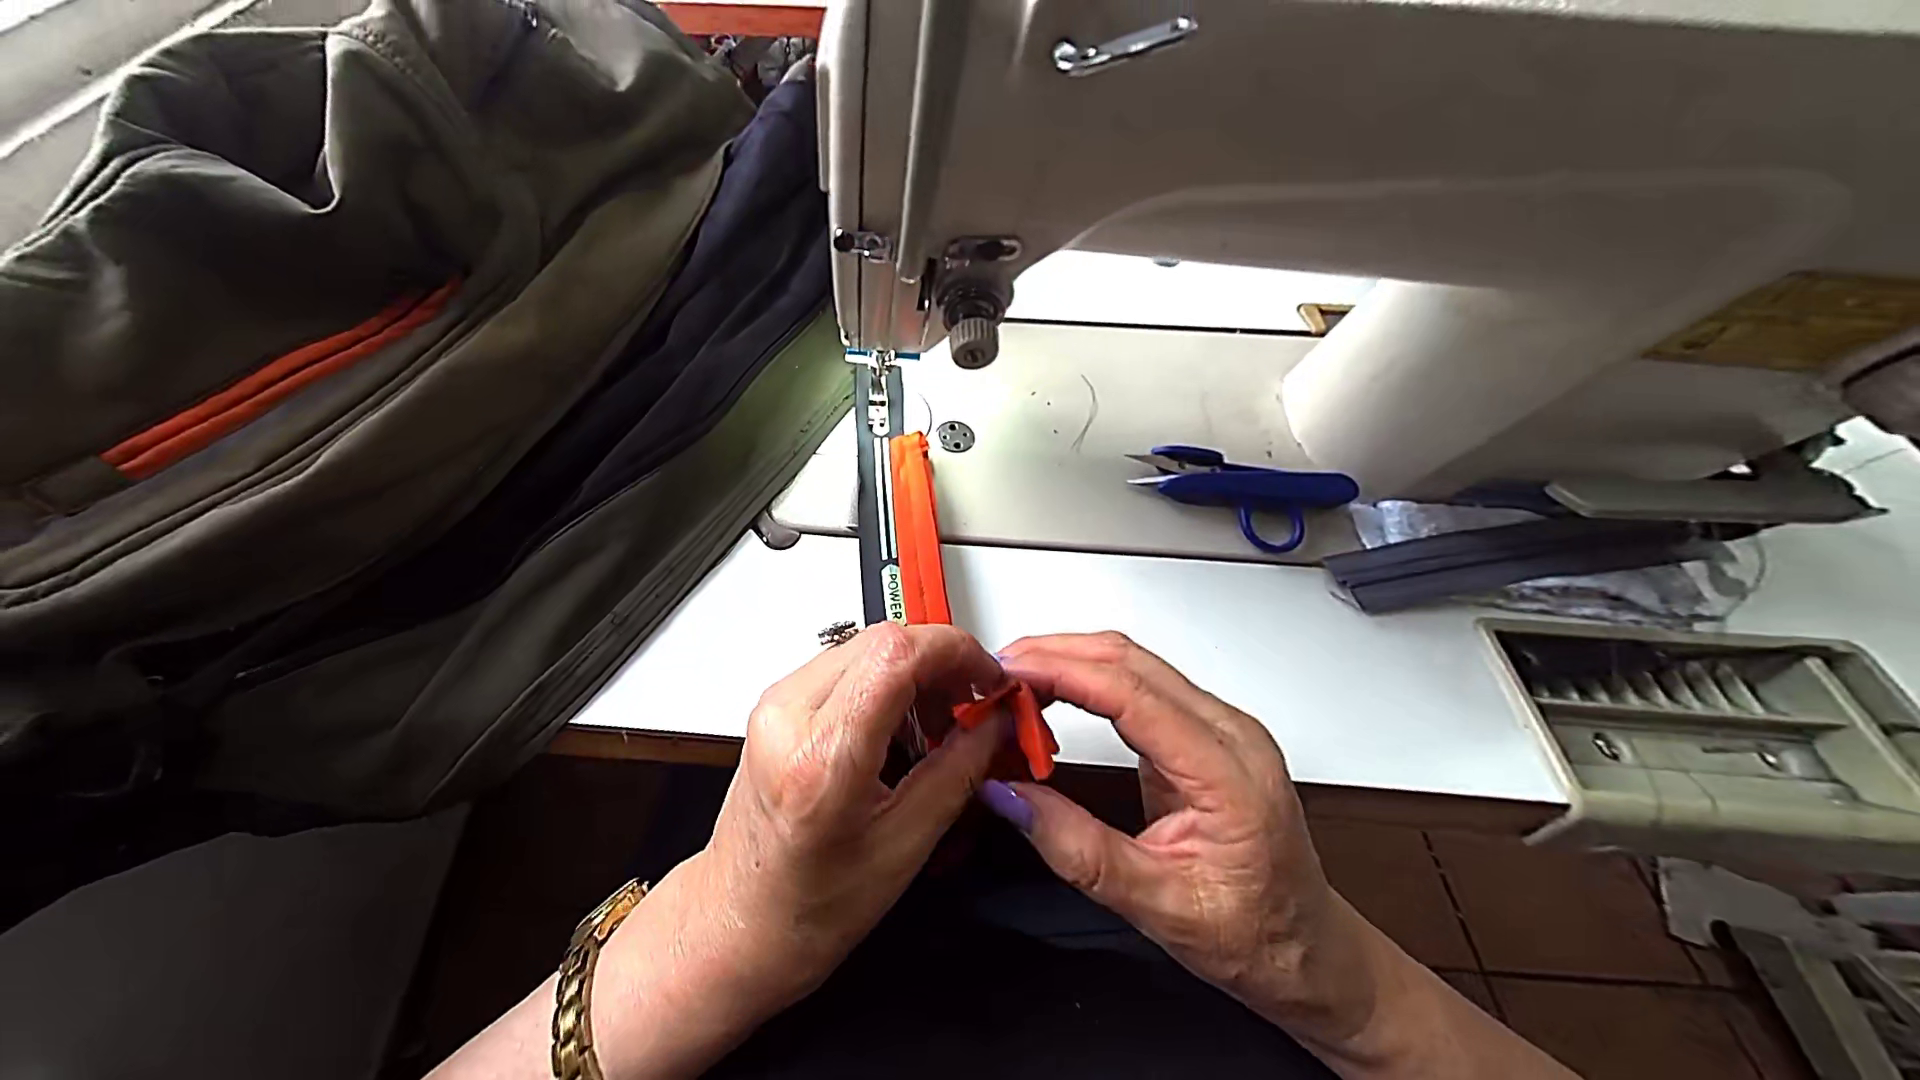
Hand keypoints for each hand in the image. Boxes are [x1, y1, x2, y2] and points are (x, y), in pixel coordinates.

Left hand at [593, 622, 1007, 1077]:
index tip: (988, 676)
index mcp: (820, 758)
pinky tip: (906, 721)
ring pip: (870, 644)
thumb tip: (997, 721)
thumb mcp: (905, 845)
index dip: (956, 651)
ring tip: (939, 720)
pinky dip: (892, 679)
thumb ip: (961, 770)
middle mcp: (787, 715)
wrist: (739, 921)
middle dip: (942, 660)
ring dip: (918, 670)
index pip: (895, 654)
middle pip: (885, 639)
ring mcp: (777, 703)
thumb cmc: (805, 905)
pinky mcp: (780, 701)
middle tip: (971, 699)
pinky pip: (850, 662)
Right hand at [992, 632, 1374, 1039]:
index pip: (1132, 693)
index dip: (1063, 671)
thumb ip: (1077, 848)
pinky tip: (1055, 689)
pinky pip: (1138, 681)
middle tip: (999, 672)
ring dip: (1069, 659)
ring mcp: (1218, 724)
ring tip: (1015, 679)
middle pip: (1130, 659)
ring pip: (1132, 661)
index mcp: (1229, 772)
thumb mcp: (1157, 907)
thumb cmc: (1258, 935)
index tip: (1011, 672)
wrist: (1307, 946)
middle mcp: (1229, 732)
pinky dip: (1087, 676)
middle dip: (1057, 653)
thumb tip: (1010, 795)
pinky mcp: (1201, 728)